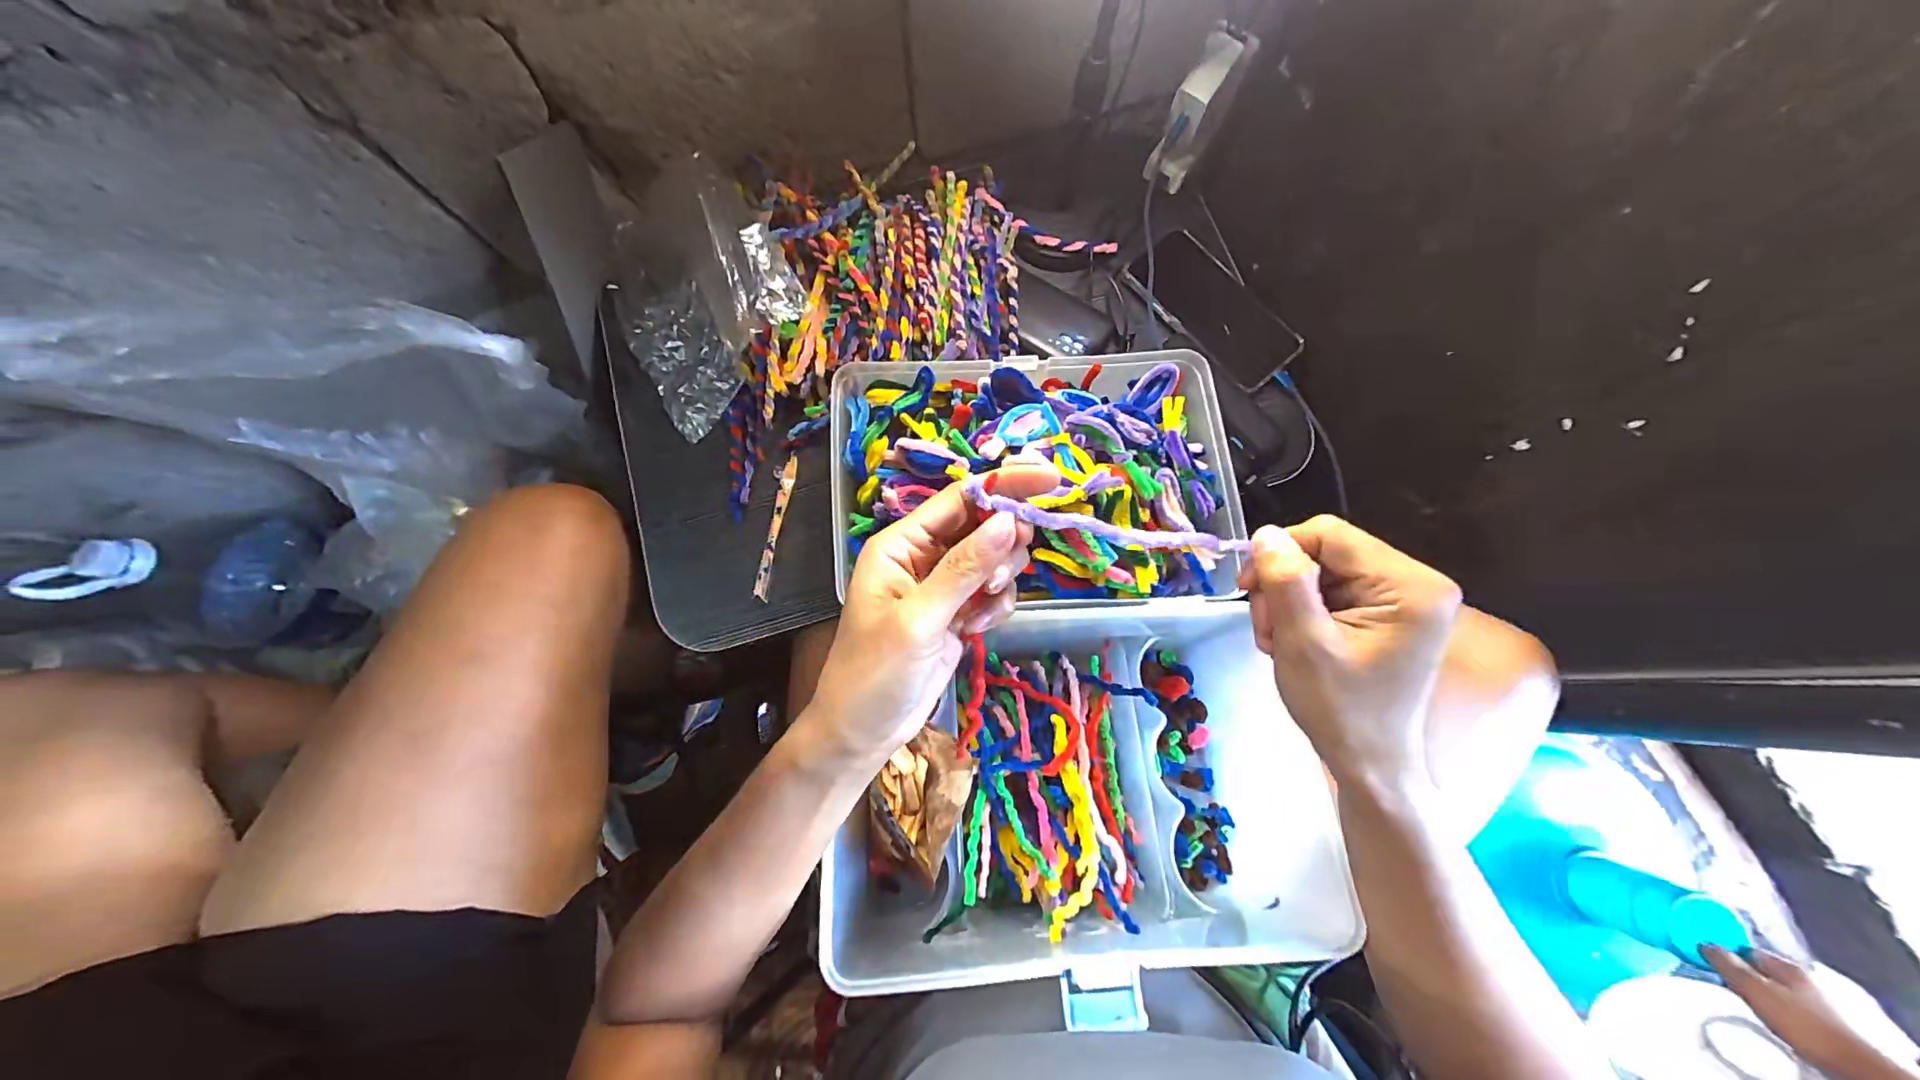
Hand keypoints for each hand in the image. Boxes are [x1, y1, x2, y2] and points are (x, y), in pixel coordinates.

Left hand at [800, 461, 1060, 761]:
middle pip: (983, 525)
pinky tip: (975, 629)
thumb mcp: (918, 620)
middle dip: (1002, 544)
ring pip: (994, 560)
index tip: (1052, 479)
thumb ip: (964, 569)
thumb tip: (1009, 522)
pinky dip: (995, 606)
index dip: (1005, 485)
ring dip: (1000, 578)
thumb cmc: (874, 673)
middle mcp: (923, 557)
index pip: (960, 499)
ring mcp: (942, 586)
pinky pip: (992, 593)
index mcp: (902, 544)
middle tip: (999, 578)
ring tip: (980, 608)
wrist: (862, 732)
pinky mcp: (956, 614)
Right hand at [1237, 516, 1461, 796]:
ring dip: (1287, 603)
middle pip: (1325, 553)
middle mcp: (1417, 583)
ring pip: (1321, 573)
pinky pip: (1331, 593)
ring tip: (1278, 642)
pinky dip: (1301, 614)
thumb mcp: (1304, 642)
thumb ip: (1286, 582)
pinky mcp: (1388, 616)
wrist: (1368, 764)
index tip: (1248, 587)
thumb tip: (1265, 534)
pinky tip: (1293, 643)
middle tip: (1267, 629)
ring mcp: (1404, 600)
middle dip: (1284, 587)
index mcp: (1411, 586)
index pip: (1330, 535)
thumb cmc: (1340, 710)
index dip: (1280, 552)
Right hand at [1706, 946, 1918, 1078]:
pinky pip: (1778, 1001)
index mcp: (1785, 964)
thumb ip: (1728, 964)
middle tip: (1717, 979)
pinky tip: (1761, 1013)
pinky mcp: (1813, 1017)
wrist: (1847, 1061)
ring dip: (1751, 989)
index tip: (1704, 959)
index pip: (1744, 948)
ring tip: (1737, 998)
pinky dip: (1765, 1003)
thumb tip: (1704, 943)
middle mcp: (1798, 976)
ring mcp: (1809, 998)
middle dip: (1736, 971)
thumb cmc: (1798, 1020)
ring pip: (1768, 985)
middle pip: (1756, 967)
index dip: (1724, 951)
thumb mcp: (1756, 989)